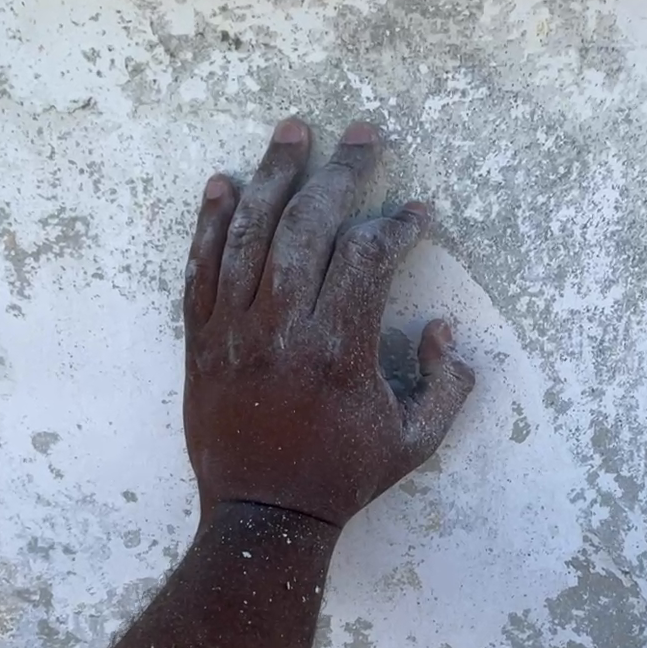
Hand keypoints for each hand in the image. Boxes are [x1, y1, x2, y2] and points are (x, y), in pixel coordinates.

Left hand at [181, 117, 475, 527]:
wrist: (263, 515)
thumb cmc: (342, 478)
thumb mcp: (414, 443)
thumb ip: (446, 387)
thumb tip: (446, 331)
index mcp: (341, 351)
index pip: (369, 258)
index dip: (399, 226)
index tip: (419, 214)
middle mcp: (284, 329)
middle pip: (311, 227)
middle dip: (343, 172)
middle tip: (364, 133)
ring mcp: (235, 331)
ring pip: (251, 234)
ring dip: (275, 176)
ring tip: (294, 132)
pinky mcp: (201, 342)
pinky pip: (199, 269)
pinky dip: (210, 223)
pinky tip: (223, 184)